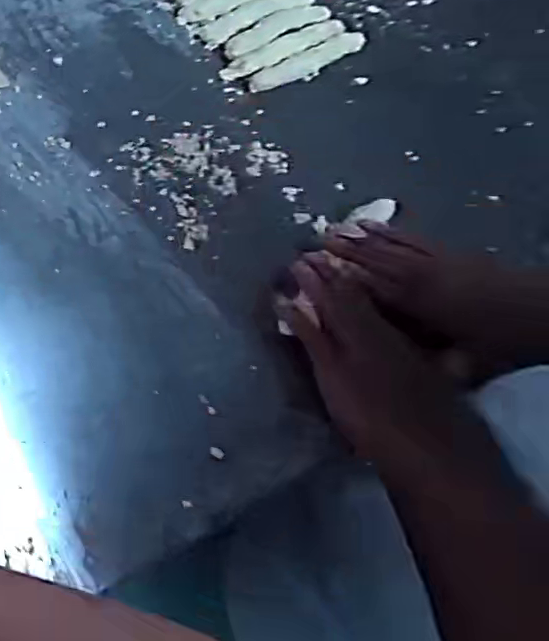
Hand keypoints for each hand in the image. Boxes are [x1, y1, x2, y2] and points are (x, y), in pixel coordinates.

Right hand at [281, 253, 510, 488]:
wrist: (435, 462)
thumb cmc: (370, 418)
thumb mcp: (332, 377)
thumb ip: (312, 338)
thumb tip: (286, 302)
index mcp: (363, 337)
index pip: (336, 299)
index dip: (319, 279)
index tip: (302, 259)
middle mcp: (388, 340)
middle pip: (361, 303)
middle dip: (337, 281)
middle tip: (317, 258)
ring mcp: (410, 357)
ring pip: (381, 315)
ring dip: (359, 294)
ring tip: (343, 275)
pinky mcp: (427, 374)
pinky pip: (400, 331)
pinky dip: (383, 317)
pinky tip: (379, 317)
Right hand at [323, 221, 548, 379]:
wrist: (548, 311)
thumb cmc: (503, 338)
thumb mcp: (467, 355)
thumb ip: (421, 350)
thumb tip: (390, 350)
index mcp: (410, 302)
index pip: (360, 285)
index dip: (331, 275)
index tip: (304, 265)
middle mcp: (413, 278)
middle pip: (366, 261)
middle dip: (336, 252)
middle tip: (309, 244)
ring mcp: (430, 262)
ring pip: (384, 247)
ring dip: (355, 239)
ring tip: (329, 230)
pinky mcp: (447, 253)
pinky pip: (410, 238)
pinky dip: (388, 231)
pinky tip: (370, 225)